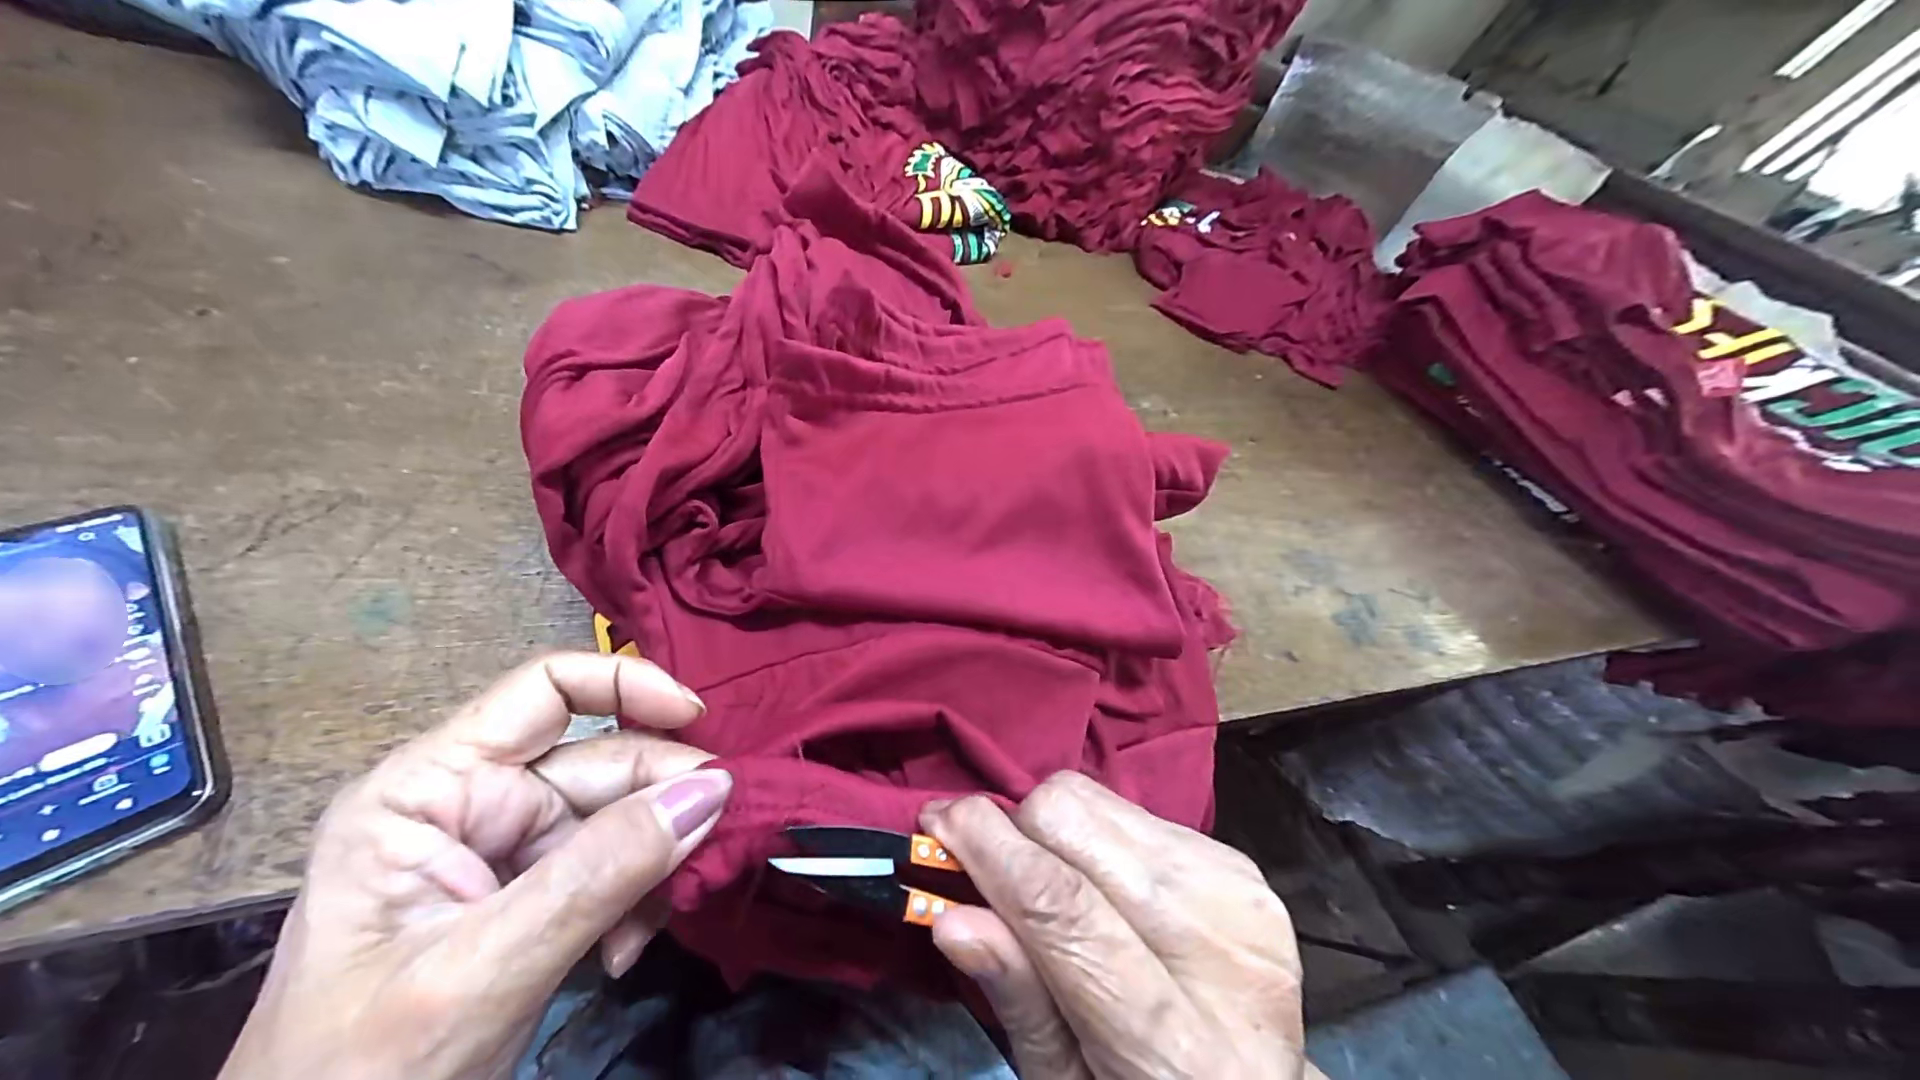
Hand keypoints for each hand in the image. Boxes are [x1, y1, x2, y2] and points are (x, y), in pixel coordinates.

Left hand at [220, 653, 731, 1079]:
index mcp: (430, 789)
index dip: (628, 684)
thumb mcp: (484, 970)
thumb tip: (712, 789)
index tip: (697, 718)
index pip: (545, 690)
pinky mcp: (539, 890)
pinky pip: (621, 863)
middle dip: (662, 804)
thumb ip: (601, 873)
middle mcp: (476, 801)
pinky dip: (642, 898)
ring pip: (624, 815)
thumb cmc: (362, 1077)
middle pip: (605, 760)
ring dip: (656, 863)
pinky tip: (628, 948)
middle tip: (715, 845)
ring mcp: (511, 846)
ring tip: (656, 925)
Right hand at [924, 773, 1308, 1078]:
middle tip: (990, 863)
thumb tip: (950, 917)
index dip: (989, 850)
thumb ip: (1015, 996)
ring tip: (1048, 872)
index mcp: (1177, 1044)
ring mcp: (1236, 894)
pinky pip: (1130, 808)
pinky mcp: (1239, 863)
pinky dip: (1093, 831)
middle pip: (1078, 826)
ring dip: (1052, 825)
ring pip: (1099, 799)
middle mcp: (1217, 949)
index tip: (935, 821)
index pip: (1064, 910)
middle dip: (1014, 826)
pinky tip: (1102, 877)